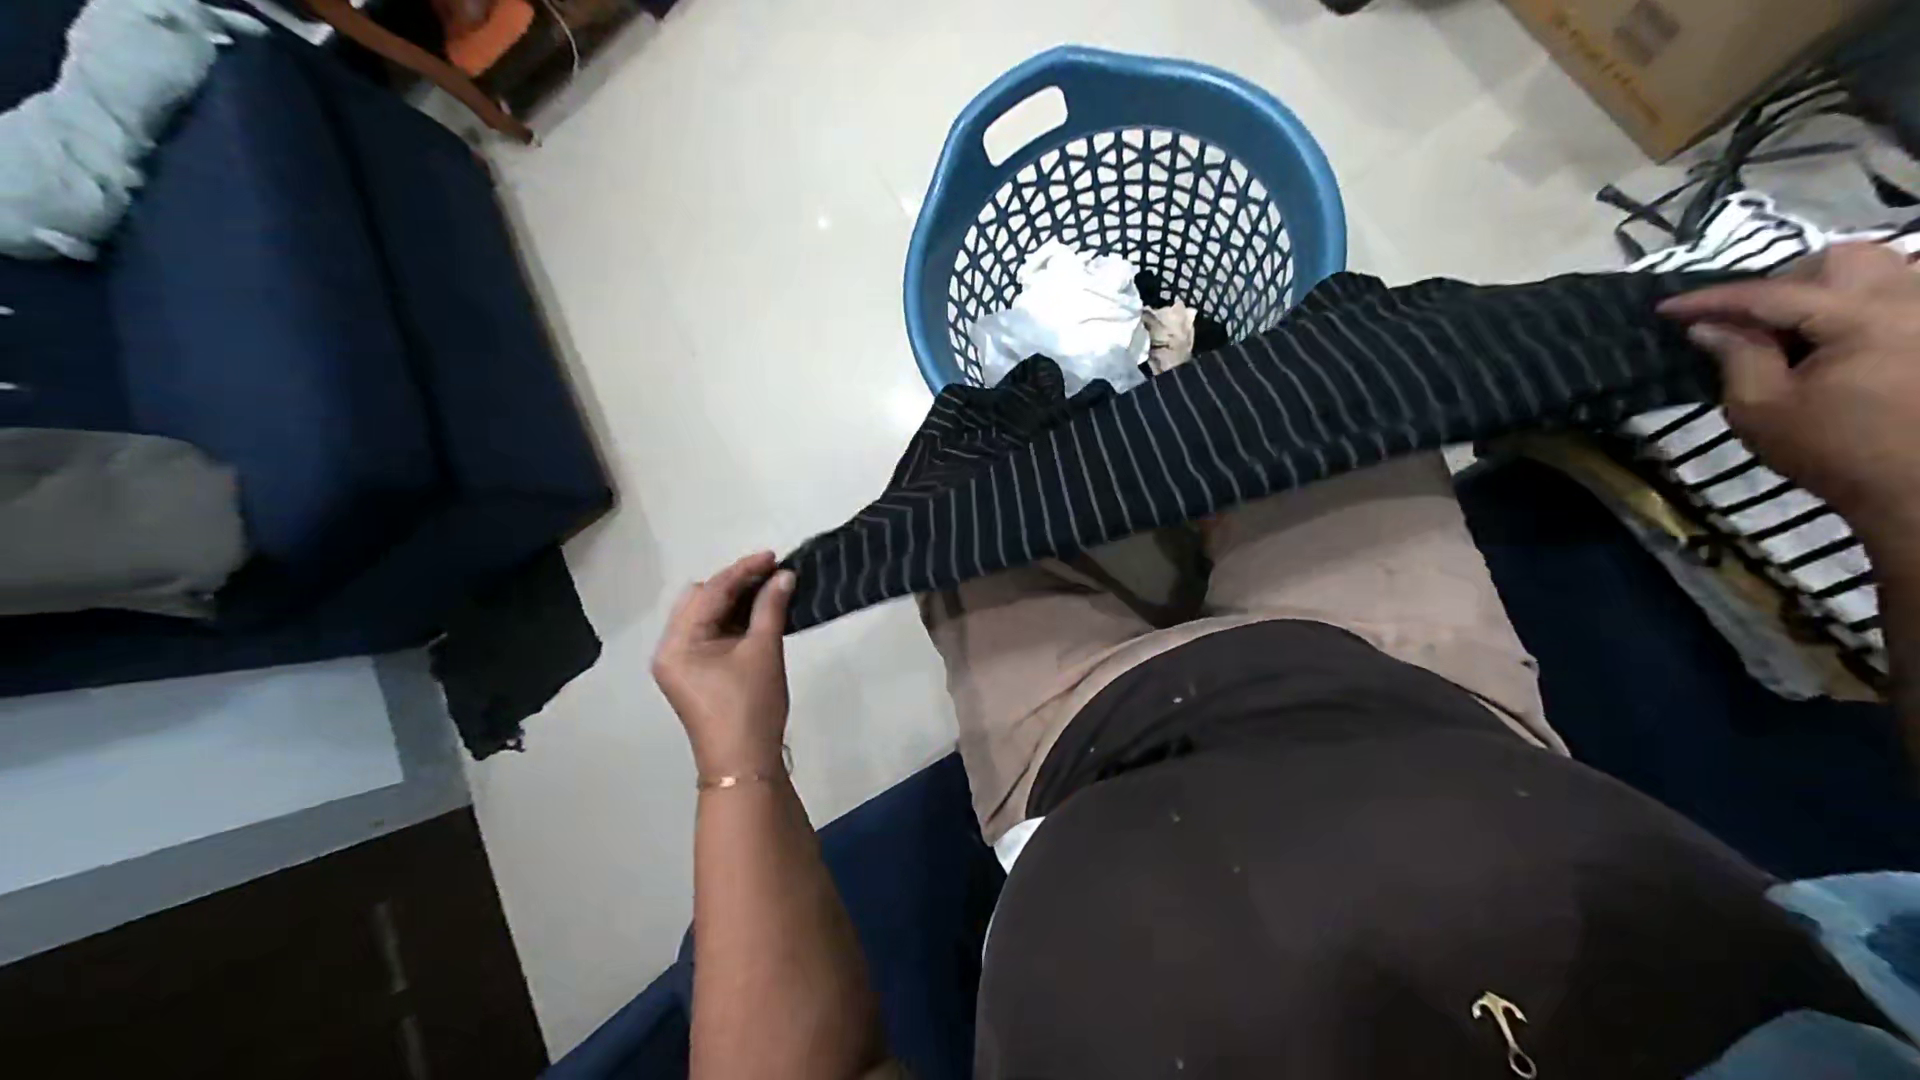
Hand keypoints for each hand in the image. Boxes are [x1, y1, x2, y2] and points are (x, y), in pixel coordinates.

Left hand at [652, 551, 795, 778]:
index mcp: (676, 642)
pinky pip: (711, 634)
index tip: (775, 557)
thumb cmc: (750, 706)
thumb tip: (785, 575)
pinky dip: (733, 621)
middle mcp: (670, 648)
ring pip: (706, 616)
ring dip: (736, 601)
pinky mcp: (695, 673)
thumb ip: (771, 607)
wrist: (745, 763)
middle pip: (701, 599)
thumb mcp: (764, 651)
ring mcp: (680, 663)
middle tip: (773, 574)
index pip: (710, 592)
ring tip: (770, 589)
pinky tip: (758, 613)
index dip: (743, 571)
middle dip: (736, 583)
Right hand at [1658, 243, 1919, 546]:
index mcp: (1867, 320)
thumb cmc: (1831, 450)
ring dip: (1822, 290)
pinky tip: (1830, 334)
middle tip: (1742, 322)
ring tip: (1788, 328)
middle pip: (1841, 260)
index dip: (1713, 299)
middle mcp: (1915, 300)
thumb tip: (1707, 326)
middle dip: (1781, 283)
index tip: (1665, 309)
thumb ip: (1735, 357)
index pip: (1774, 294)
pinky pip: (1901, 291)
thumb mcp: (1760, 407)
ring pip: (1879, 268)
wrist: (1917, 486)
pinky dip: (1857, 302)